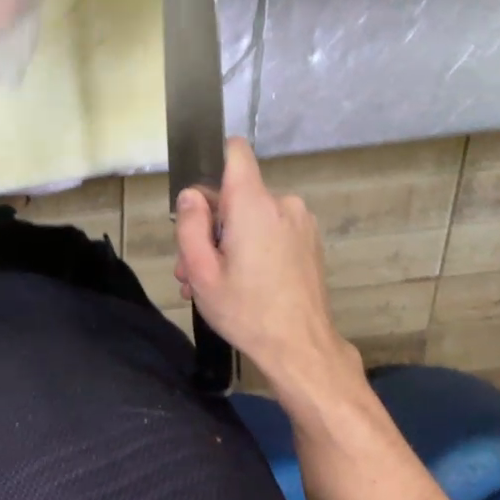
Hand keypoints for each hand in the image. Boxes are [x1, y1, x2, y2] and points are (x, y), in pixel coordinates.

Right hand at [174, 138, 358, 392]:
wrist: (299, 345)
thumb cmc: (245, 310)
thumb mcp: (201, 271)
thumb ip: (190, 226)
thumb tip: (190, 196)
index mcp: (254, 206)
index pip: (236, 153)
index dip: (211, 161)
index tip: (195, 195)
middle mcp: (283, 204)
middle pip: (236, 196)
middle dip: (208, 226)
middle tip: (189, 269)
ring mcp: (301, 222)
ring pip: (251, 218)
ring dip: (227, 243)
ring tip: (212, 284)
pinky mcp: (309, 241)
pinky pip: (271, 232)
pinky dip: (251, 250)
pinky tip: (240, 284)